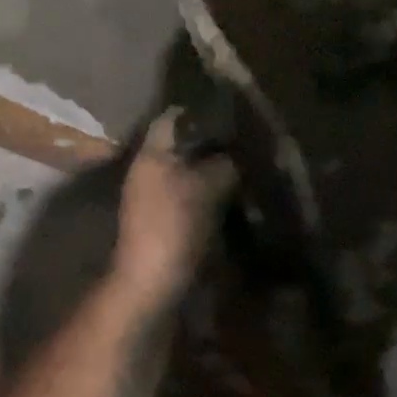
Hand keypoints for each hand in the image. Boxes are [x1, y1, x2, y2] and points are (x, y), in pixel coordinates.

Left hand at [110, 108, 237, 310]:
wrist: (150, 286)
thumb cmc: (174, 225)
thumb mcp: (209, 186)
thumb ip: (226, 162)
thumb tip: (241, 153)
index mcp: (151, 154)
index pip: (172, 117)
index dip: (199, 111)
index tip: (230, 110)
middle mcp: (149, 170)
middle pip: (182, 146)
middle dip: (212, 143)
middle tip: (246, 140)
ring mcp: (155, 199)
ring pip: (189, 173)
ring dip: (214, 171)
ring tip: (248, 168)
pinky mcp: (165, 224)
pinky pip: (191, 198)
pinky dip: (211, 195)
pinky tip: (236, 199)